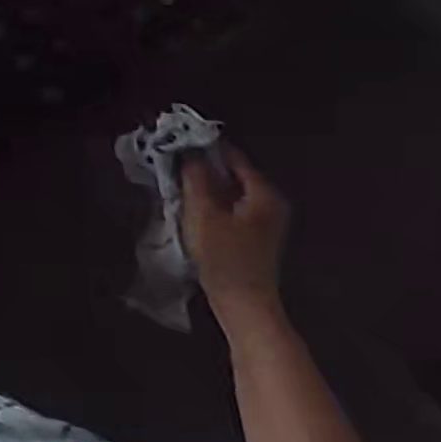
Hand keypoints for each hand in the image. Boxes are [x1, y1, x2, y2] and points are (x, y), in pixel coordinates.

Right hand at [182, 145, 289, 324]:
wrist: (241, 299)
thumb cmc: (223, 255)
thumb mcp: (202, 212)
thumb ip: (195, 178)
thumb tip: (189, 152)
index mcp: (265, 194)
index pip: (233, 157)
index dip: (204, 147)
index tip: (176, 142)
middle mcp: (269, 203)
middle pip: (231, 173)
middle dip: (201, 166)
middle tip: (171, 162)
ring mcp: (262, 219)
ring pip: (227, 189)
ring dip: (202, 183)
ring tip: (175, 181)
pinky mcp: (250, 232)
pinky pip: (227, 203)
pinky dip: (208, 198)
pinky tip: (188, 203)